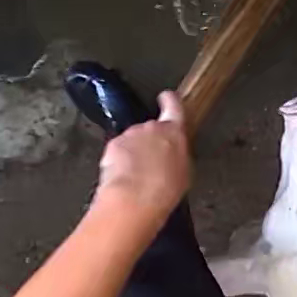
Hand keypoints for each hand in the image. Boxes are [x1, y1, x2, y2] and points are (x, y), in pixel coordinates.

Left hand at [93, 91, 189, 223]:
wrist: (135, 198)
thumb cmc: (163, 190)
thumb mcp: (184, 173)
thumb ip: (179, 155)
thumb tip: (174, 156)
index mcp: (174, 132)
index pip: (174, 105)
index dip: (170, 100)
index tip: (167, 98)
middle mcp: (151, 128)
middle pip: (150, 129)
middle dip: (150, 143)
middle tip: (153, 164)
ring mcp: (130, 135)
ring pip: (132, 141)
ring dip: (134, 154)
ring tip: (139, 177)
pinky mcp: (112, 145)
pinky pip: (117, 151)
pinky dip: (120, 161)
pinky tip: (125, 178)